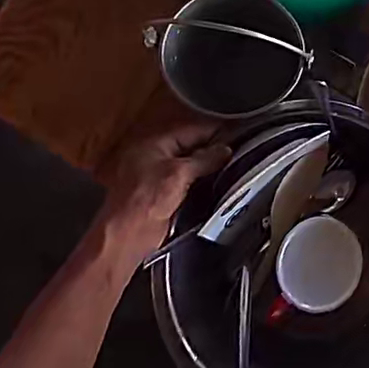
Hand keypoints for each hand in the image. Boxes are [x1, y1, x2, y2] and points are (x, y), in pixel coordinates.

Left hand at [100, 123, 231, 250]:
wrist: (127, 236)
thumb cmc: (145, 200)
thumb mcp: (179, 173)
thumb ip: (205, 159)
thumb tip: (225, 150)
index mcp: (155, 143)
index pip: (192, 130)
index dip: (216, 132)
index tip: (239, 134)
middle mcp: (157, 156)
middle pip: (193, 147)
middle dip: (215, 150)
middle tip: (241, 151)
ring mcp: (160, 176)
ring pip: (192, 166)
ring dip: (210, 168)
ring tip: (235, 166)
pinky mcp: (165, 194)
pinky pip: (189, 182)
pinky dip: (203, 182)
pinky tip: (220, 183)